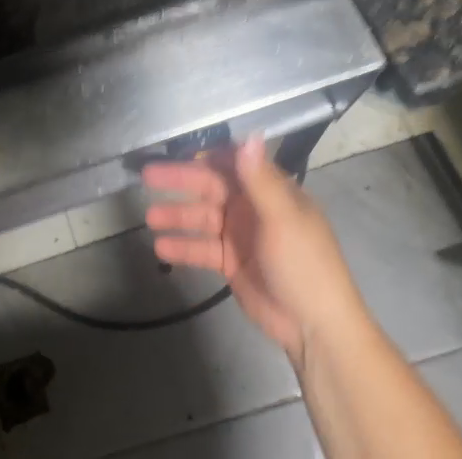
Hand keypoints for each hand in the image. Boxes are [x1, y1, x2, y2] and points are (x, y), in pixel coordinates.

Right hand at [143, 135, 364, 365]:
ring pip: (202, 217)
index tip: (176, 150)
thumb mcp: (283, 219)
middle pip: (211, 187)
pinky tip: (160, 247)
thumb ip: (260, 180)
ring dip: (176, 215)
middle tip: (147, 176)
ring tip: (149, 217)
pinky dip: (182, 246)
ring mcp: (240, 235)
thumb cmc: (304, 265)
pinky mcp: (231, 262)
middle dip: (180, 181)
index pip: (233, 162)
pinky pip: (201, 248)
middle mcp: (253, 207)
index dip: (205, 155)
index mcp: (271, 191)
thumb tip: (249, 135)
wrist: (315, 326)